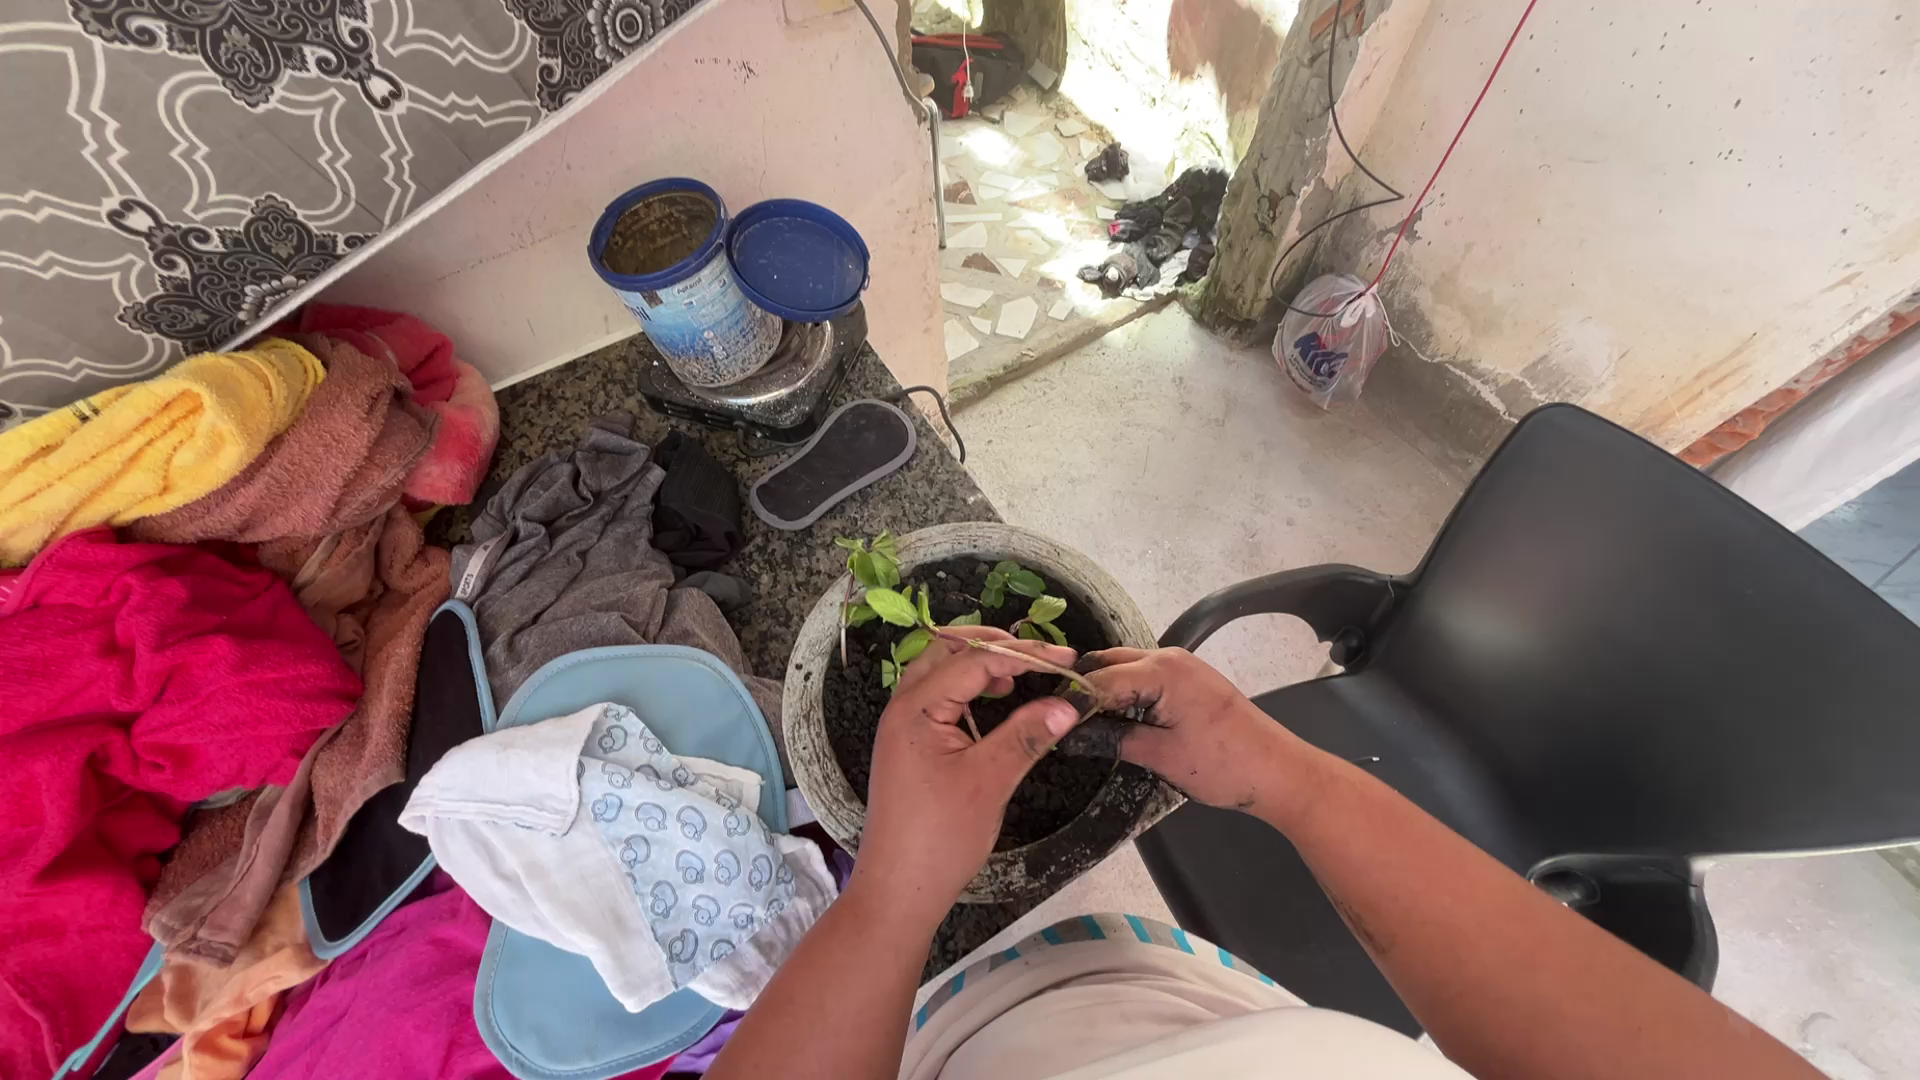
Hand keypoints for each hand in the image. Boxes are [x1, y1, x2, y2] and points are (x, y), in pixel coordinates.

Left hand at [851, 627, 1081, 925]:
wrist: (898, 890)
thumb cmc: (939, 838)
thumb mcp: (989, 782)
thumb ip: (1026, 736)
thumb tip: (1068, 705)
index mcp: (916, 707)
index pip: (975, 660)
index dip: (1024, 656)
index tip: (1066, 660)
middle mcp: (904, 705)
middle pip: (950, 649)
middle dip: (997, 645)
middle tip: (1042, 656)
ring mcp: (903, 722)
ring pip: (942, 668)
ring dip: (982, 662)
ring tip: (1023, 673)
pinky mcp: (910, 741)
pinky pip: (940, 694)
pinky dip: (970, 686)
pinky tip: (997, 698)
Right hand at [1082, 647, 1316, 818]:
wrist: (1280, 772)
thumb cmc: (1223, 765)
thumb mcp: (1161, 756)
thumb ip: (1113, 740)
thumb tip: (1070, 738)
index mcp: (1162, 670)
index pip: (1100, 678)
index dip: (1072, 701)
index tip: (1048, 722)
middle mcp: (1169, 657)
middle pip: (1109, 662)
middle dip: (1084, 688)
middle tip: (1059, 719)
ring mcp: (1181, 665)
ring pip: (1126, 667)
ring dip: (1104, 689)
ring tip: (1081, 720)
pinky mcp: (1189, 679)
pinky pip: (1144, 676)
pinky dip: (1125, 692)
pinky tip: (1114, 716)